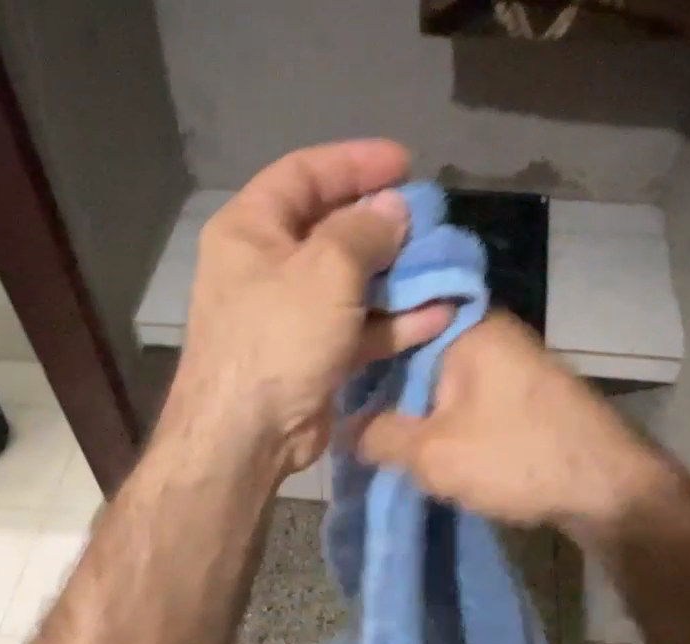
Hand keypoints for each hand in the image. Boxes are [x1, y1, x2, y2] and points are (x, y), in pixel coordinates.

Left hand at [159, 140, 453, 475]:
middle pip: (330, 229)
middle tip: (429, 220)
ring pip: (350, 282)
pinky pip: (358, 327)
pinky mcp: (312, 356)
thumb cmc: (277, 337)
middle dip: (382, 224)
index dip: (354, 162)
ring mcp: (290, 315)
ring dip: (397, 276)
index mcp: (250, 230)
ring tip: (443, 264)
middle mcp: (266, 267)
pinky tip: (439, 313)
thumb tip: (393, 209)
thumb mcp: (325, 269)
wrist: (245, 435)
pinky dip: (394, 322)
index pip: (303, 174)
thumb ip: (365, 230)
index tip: (405, 163)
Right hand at [357, 311, 666, 529]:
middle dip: (378, 375)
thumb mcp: (431, 454)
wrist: (607, 489)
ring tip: (364, 422)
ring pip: (436, 370)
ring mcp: (507, 358)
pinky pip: (460, 389)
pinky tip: (411, 432)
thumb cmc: (517, 458)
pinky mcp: (518, 389)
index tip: (323, 368)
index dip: (354, 341)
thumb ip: (377, 436)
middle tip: (335, 402)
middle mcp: (487, 329)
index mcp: (465, 325)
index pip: (393, 312)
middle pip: (413, 342)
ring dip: (407, 398)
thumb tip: (345, 429)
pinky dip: (435, 408)